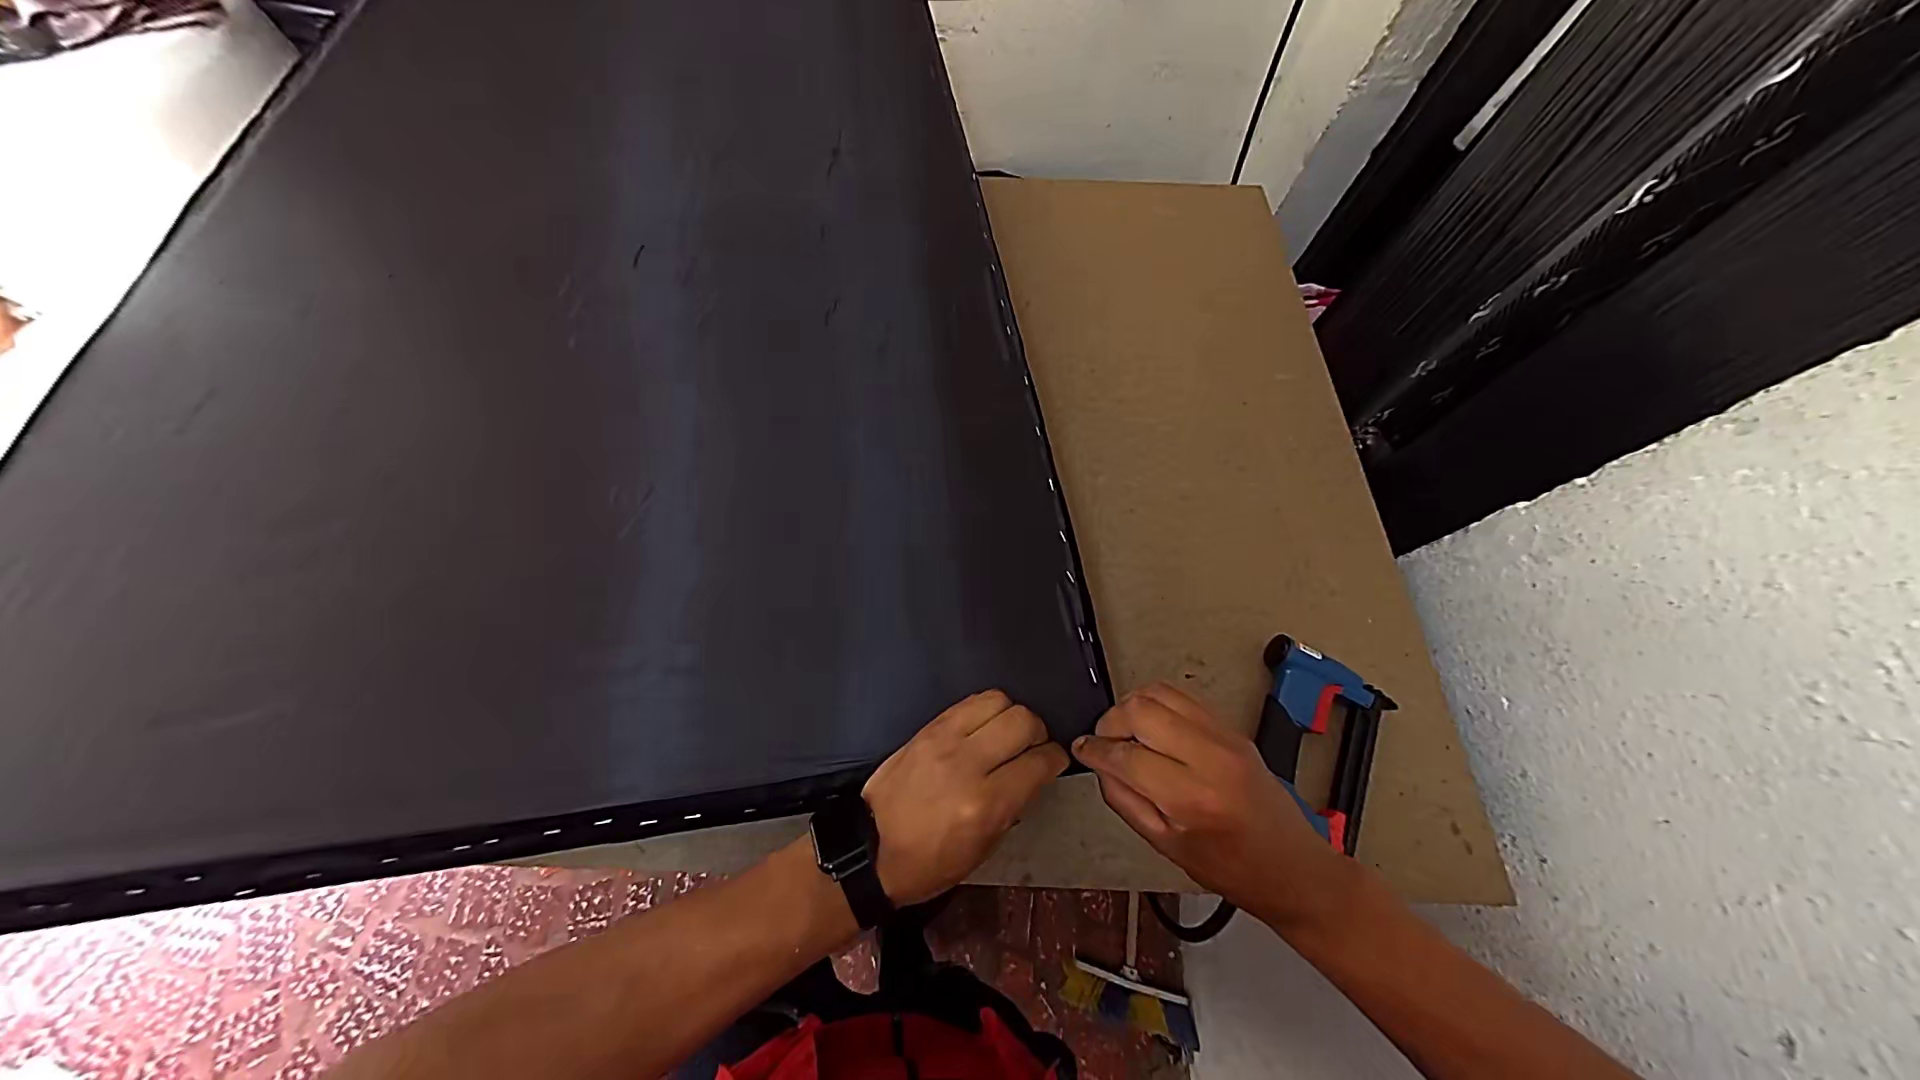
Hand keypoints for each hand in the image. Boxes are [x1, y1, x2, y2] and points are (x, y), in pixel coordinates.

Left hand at [862, 690, 1069, 905]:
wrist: (870, 849)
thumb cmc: (929, 863)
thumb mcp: (983, 849)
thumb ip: (1013, 805)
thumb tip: (1033, 774)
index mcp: (986, 804)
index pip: (1040, 762)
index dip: (1056, 759)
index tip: (1054, 762)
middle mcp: (967, 764)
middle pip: (1023, 721)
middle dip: (1038, 733)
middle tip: (1032, 747)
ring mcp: (944, 741)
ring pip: (998, 701)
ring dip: (1011, 715)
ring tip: (1006, 734)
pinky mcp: (927, 728)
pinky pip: (968, 702)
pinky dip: (985, 710)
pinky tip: (982, 727)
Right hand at [1072, 682, 1349, 927]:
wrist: (1294, 867)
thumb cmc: (1234, 869)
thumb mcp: (1165, 846)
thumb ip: (1124, 800)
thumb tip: (1099, 764)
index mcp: (1192, 798)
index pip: (1125, 754)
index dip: (1094, 749)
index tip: (1082, 750)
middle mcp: (1211, 758)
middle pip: (1140, 709)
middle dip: (1110, 722)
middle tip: (1104, 742)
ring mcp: (1225, 737)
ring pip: (1159, 692)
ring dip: (1132, 707)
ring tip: (1127, 734)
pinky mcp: (1232, 728)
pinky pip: (1182, 697)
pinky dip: (1157, 704)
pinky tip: (1152, 728)